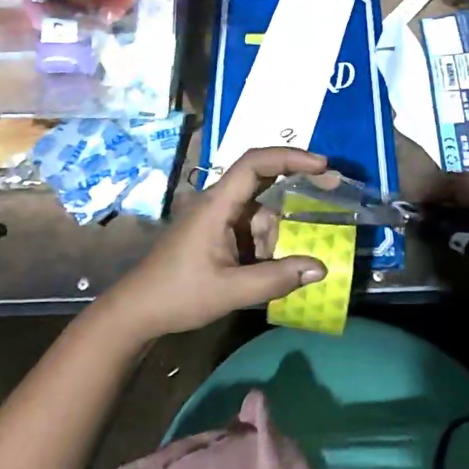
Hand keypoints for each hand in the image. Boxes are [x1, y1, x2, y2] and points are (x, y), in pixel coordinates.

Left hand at [94, 147, 330, 338]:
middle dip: (296, 190)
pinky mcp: (217, 236)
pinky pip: (252, 232)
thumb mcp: (230, 291)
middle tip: (331, 191)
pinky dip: (266, 248)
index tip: (322, 166)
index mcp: (217, 205)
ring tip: (279, 269)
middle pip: (264, 186)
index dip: (289, 157)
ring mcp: (217, 220)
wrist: (136, 312)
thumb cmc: (178, 295)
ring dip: (276, 238)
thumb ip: (276, 279)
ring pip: (261, 216)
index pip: (254, 163)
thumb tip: (321, 267)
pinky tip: (268, 271)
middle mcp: (219, 204)